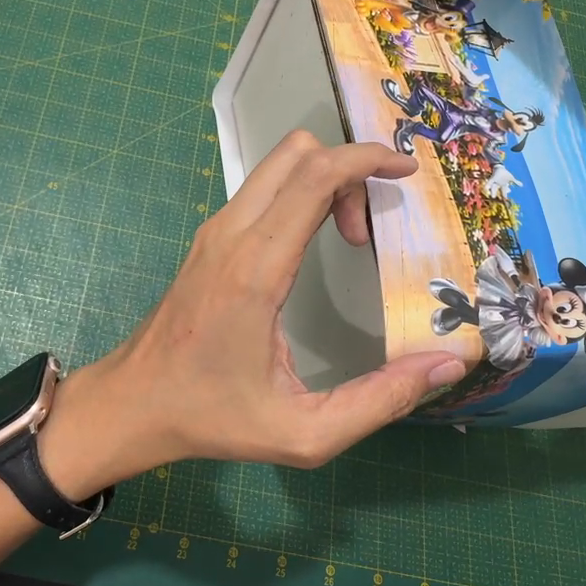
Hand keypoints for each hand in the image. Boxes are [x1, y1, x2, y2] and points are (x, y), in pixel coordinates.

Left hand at [41, 132, 466, 495]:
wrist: (132, 403)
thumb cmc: (213, 417)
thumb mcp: (305, 432)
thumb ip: (381, 399)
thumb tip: (453, 362)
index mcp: (255, 268)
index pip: (313, 177)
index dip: (366, 159)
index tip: (407, 170)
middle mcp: (231, 233)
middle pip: (296, 153)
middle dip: (349, 168)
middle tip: (373, 225)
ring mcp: (214, 230)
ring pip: (277, 165)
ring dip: (324, 180)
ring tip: (352, 237)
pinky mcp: (209, 238)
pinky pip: (262, 189)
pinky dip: (301, 191)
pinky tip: (320, 237)